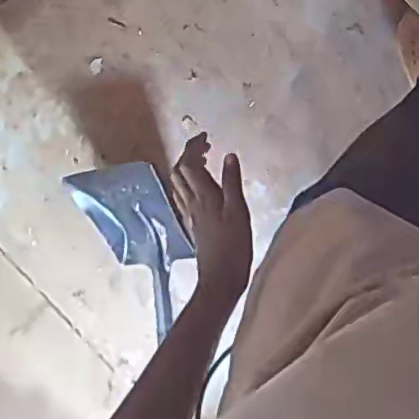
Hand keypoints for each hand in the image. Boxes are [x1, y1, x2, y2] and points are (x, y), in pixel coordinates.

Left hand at [170, 132, 251, 311]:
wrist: (220, 280)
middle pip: (179, 172)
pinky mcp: (192, 224)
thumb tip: (229, 155)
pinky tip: (200, 187)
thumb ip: (232, 182)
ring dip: (187, 168)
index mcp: (203, 196)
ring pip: (179, 184)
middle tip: (205, 147)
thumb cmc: (234, 246)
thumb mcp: (239, 211)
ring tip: (204, 161)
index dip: (194, 147)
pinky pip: (183, 196)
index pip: (189, 164)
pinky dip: (188, 184)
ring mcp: (190, 214)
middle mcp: (191, 202)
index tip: (205, 137)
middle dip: (188, 155)